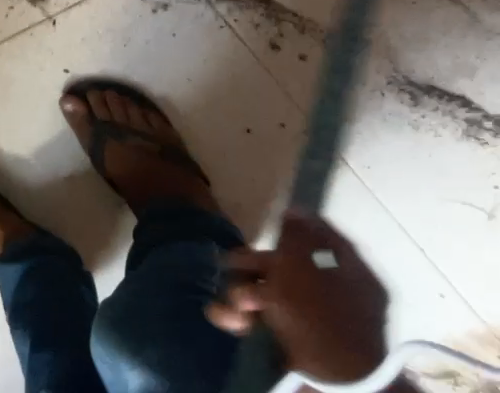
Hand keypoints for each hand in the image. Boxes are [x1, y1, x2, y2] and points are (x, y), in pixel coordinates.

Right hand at [207, 212, 390, 382]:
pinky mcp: (284, 334)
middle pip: (278, 261)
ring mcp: (306, 315)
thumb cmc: (319, 318)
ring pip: (257, 286)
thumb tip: (295, 208)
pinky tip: (237, 321)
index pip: (324, 236)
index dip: (298, 224)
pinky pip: (251, 312)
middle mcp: (329, 292)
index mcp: (348, 275)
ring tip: (241, 308)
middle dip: (250, 265)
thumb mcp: (304, 268)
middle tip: (242, 270)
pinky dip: (238, 314)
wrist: (328, 380)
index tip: (274, 217)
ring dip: (239, 292)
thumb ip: (297, 236)